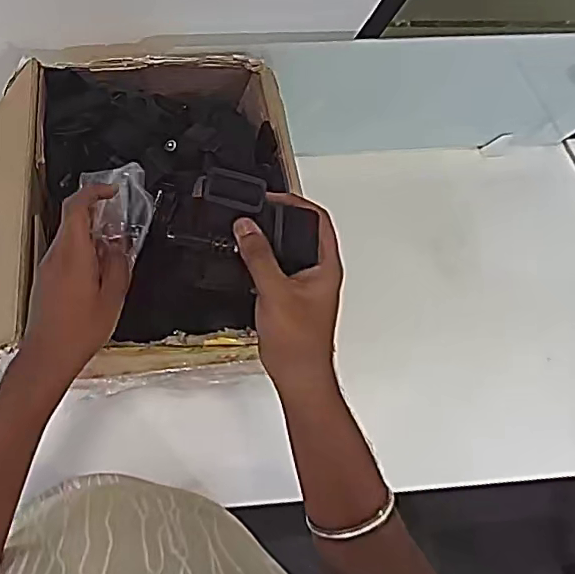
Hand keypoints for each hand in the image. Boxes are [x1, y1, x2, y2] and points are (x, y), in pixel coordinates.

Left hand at [21, 184, 133, 378]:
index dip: (94, 192)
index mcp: (72, 254)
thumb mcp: (112, 297)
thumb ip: (118, 265)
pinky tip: (98, 271)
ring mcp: (48, 268)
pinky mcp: (46, 280)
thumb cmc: (77, 332)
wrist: (48, 355)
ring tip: (112, 252)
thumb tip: (118, 248)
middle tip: (118, 222)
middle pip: (72, 220)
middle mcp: (55, 256)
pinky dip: (83, 252)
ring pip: (69, 238)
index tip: (111, 191)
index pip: (76, 207)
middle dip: (97, 215)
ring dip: (91, 236)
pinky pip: (65, 254)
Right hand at [233, 194, 342, 389]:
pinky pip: (279, 268)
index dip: (297, 202)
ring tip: (251, 230)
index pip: (318, 219)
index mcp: (326, 266)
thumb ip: (259, 257)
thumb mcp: (275, 292)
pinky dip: (264, 259)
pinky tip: (249, 261)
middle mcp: (320, 273)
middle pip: (304, 231)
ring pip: (291, 250)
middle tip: (259, 208)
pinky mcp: (293, 298)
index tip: (273, 198)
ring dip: (271, 238)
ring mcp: (307, 286)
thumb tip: (247, 227)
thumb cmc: (300, 344)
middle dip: (281, 216)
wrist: (298, 375)